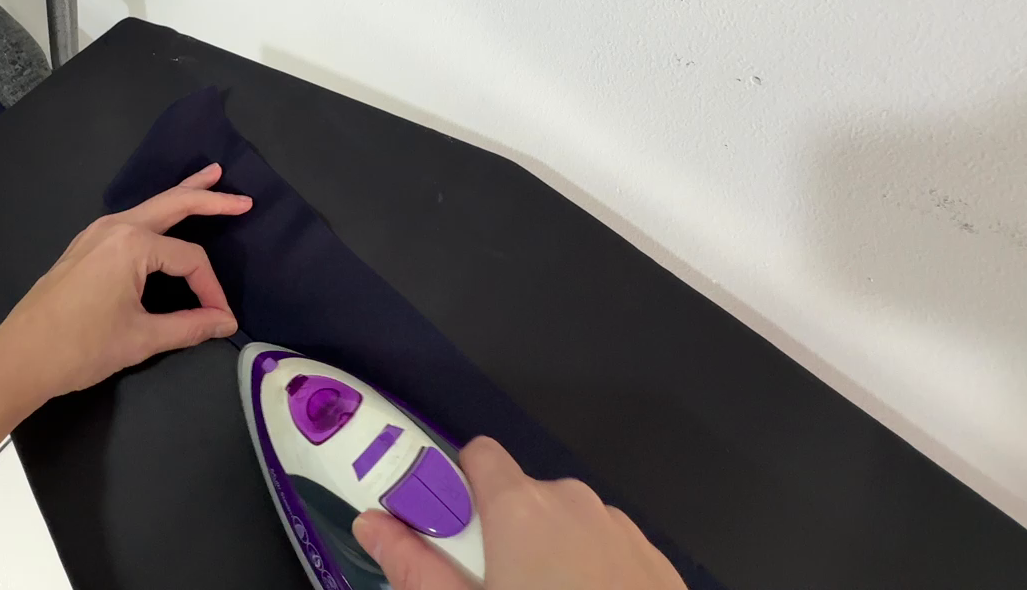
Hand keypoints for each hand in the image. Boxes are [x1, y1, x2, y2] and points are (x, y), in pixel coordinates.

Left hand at [0, 164, 250, 458]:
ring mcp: (97, 232)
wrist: (18, 358)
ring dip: (182, 196)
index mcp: (132, 245)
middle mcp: (116, 226)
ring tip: (210, 182)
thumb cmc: (80, 348)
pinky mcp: (87, 244)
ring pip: (151, 206)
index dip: (211, 288)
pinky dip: (158, 212)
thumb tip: (226, 323)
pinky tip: (167, 217)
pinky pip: (133, 218)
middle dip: (210, 198)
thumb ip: (189, 327)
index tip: (222, 317)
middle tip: (243, 199)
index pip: (190, 260)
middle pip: (173, 204)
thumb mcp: (141, 338)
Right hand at [354, 437, 686, 589]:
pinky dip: (594, 571)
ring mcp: (621, 529)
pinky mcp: (658, 563)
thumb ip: (413, 566)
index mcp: (521, 505)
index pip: (478, 455)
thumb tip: (368, 522)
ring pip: (566, 522)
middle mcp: (572, 500)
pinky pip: (608, 547)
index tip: (456, 539)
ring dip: (551, 553)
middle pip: (521, 495)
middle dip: (504, 534)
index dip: (460, 490)